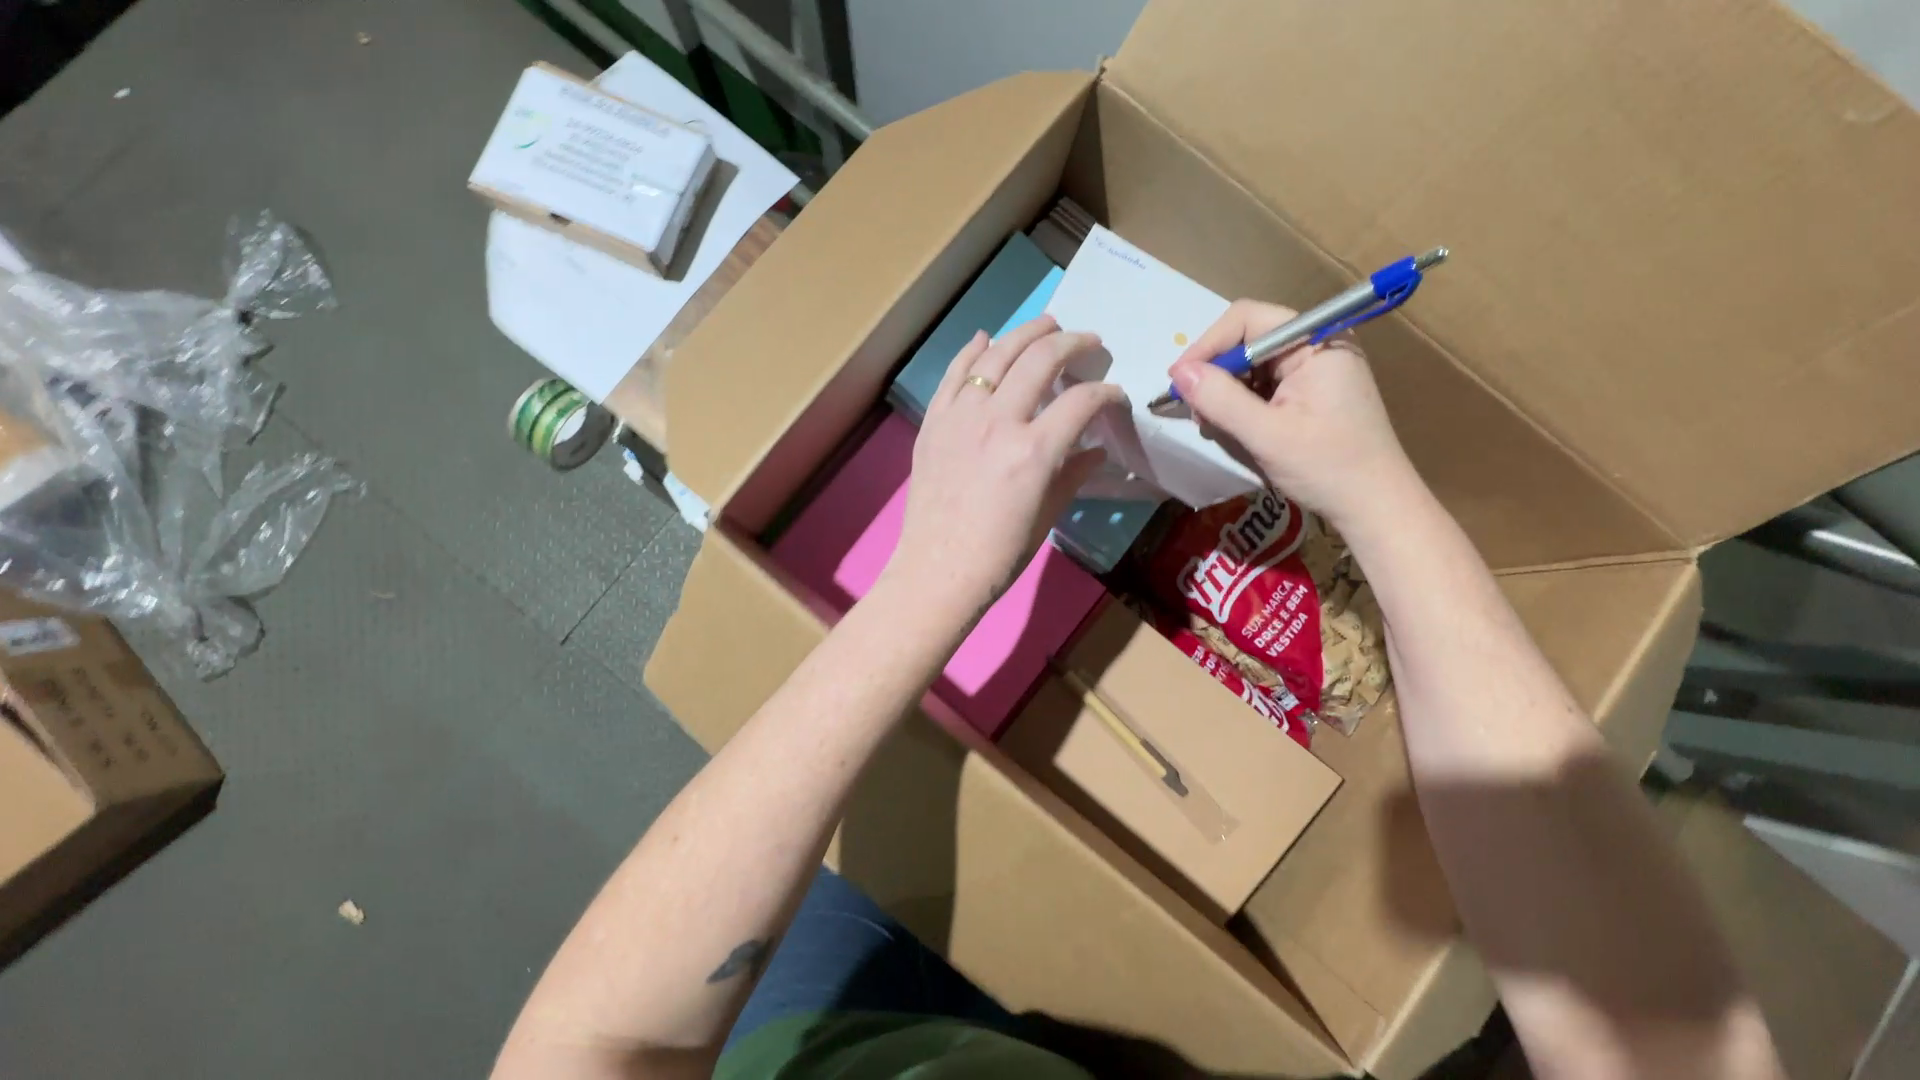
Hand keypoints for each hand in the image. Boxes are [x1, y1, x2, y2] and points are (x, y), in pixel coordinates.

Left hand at [884, 315, 1125, 624]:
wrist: (937, 571)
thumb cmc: (999, 554)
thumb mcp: (1046, 515)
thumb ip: (1073, 474)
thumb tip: (1095, 450)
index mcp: (1033, 450)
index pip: (1081, 401)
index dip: (1106, 393)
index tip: (1115, 395)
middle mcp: (997, 422)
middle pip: (1040, 360)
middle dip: (1072, 343)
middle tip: (1089, 341)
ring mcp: (960, 417)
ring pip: (996, 356)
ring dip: (1025, 334)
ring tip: (1047, 324)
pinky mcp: (934, 423)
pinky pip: (954, 375)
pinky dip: (971, 352)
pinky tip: (985, 338)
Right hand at [1169, 299, 1420, 532]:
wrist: (1376, 507)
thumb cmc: (1327, 467)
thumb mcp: (1267, 435)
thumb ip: (1221, 399)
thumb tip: (1178, 373)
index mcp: (1316, 342)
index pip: (1247, 319)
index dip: (1208, 345)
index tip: (1180, 382)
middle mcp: (1317, 345)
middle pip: (1248, 340)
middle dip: (1217, 374)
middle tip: (1197, 413)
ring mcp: (1316, 370)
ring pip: (1252, 366)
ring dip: (1227, 394)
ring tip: (1216, 427)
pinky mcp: (1312, 393)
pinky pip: (1265, 386)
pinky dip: (1243, 406)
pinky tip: (1238, 431)